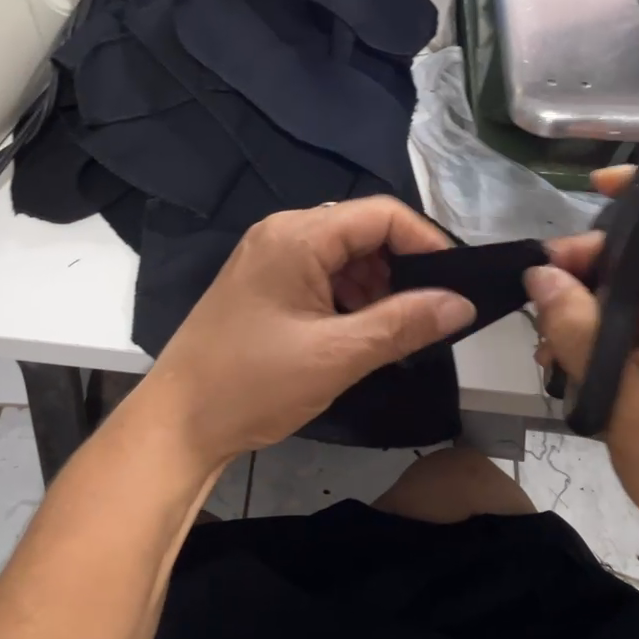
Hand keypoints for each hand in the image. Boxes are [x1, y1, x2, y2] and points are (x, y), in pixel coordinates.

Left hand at [139, 198, 477, 467]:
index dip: (426, 242)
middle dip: (400, 267)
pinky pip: (319, 273)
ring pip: (342, 254)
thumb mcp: (337, 356)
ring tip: (396, 329)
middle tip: (429, 312)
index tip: (455, 283)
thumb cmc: (253, 384)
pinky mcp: (262, 283)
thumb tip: (462, 303)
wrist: (177, 423)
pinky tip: (359, 332)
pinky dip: (348, 296)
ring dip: (375, 285)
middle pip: (361, 230)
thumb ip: (403, 323)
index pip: (381, 214)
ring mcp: (268, 257)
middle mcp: (281, 233)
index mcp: (297, 235)